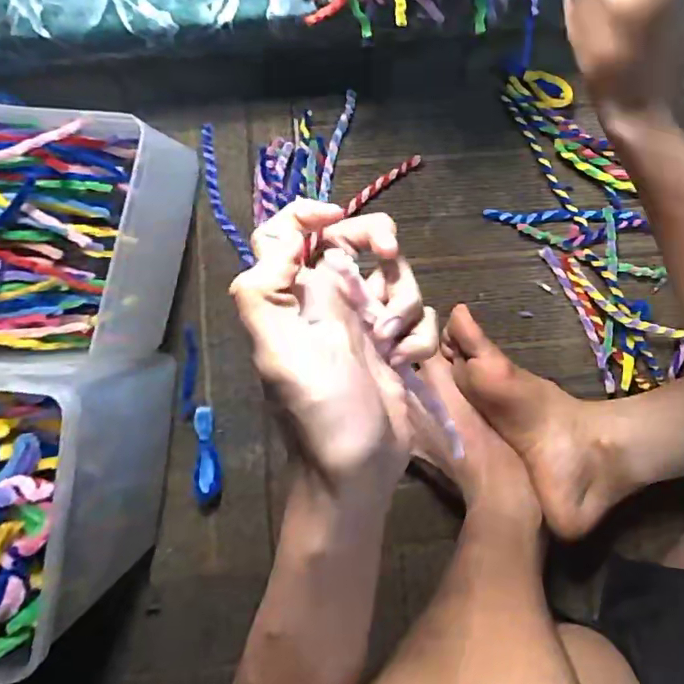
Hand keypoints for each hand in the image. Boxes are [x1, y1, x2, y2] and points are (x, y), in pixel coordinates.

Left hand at [230, 200, 440, 494]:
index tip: (337, 216)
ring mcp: (364, 320)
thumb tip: (283, 240)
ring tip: (390, 343)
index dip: (305, 213)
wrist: (360, 470)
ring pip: (394, 275)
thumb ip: (265, 291)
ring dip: (403, 302)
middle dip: (378, 240)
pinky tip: (404, 362)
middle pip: (353, 238)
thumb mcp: (279, 354)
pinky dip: (418, 334)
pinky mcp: (395, 340)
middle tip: (389, 254)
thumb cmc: (319, 413)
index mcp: (290, 296)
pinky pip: (418, 314)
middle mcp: (326, 299)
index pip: (281, 233)